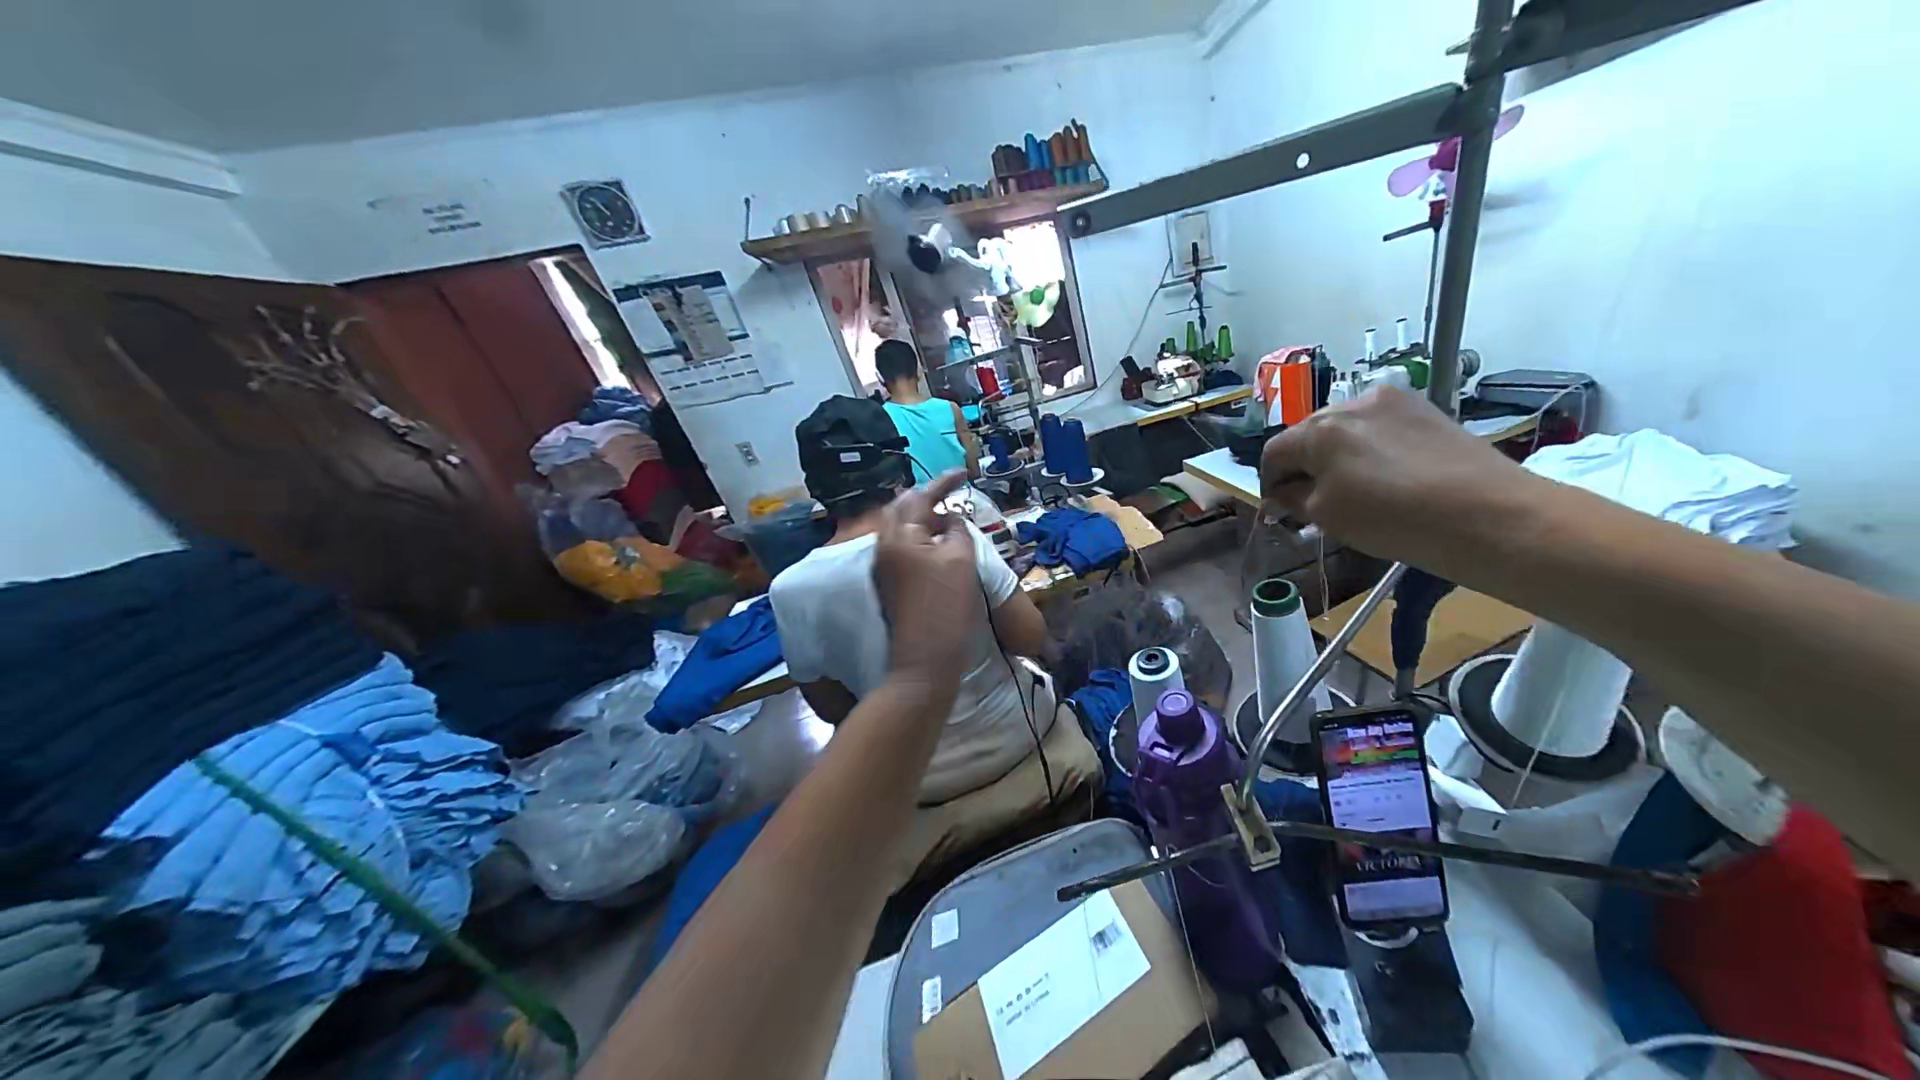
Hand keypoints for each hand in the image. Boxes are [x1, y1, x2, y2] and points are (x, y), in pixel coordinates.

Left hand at [872, 470, 981, 691]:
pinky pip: (902, 549)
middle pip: (902, 510)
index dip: (943, 483)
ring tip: (949, 520)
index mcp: (898, 536)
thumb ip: (955, 530)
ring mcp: (883, 567)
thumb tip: (948, 519)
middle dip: (927, 499)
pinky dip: (919, 539)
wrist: (924, 660)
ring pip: (901, 530)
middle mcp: (883, 546)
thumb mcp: (960, 559)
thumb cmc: (945, 606)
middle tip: (953, 495)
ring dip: (923, 520)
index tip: (964, 474)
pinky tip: (938, 546)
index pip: (919, 497)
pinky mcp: (888, 585)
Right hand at [1259, 386, 1538, 572]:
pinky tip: (1387, 478)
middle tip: (1314, 501)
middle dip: (1304, 466)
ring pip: (1345, 430)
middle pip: (1308, 435)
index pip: (1274, 452)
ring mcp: (1393, 402)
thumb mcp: (1326, 515)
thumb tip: (1280, 493)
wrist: (1487, 514)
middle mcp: (1351, 403)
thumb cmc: (1391, 518)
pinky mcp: (1425, 410)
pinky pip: (1379, 429)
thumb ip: (1292, 499)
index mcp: (1318, 429)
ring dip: (1337, 457)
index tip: (1279, 509)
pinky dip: (1370, 451)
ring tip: (1355, 490)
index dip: (1269, 482)